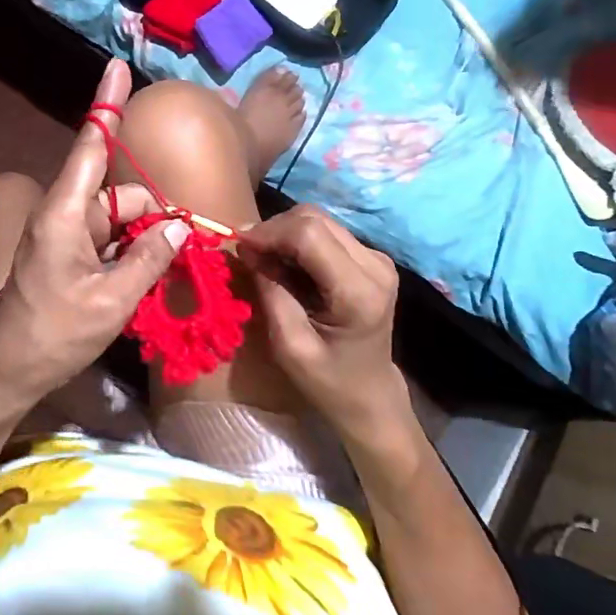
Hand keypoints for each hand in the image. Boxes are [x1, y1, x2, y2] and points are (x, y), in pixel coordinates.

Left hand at [0, 60, 189, 409]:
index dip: (106, 106)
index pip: (89, 147)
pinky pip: (108, 239)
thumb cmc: (57, 335)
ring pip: (117, 220)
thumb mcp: (113, 300)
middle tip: (178, 252)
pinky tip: (140, 282)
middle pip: (119, 195)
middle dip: (151, 215)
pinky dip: (128, 253)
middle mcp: (62, 214)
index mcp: (64, 214)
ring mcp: (63, 235)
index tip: (117, 68)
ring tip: (154, 279)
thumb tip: (180, 224)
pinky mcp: (66, 254)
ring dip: (142, 241)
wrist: (11, 372)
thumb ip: (150, 257)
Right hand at [238, 205, 403, 430]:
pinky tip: (285, 264)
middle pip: (314, 219)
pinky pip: (325, 232)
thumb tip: (247, 248)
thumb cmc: (327, 381)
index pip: (309, 235)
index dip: (269, 232)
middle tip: (247, 254)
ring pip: (318, 220)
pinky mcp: (370, 257)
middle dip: (273, 230)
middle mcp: (375, 265)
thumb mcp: (288, 345)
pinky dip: (297, 240)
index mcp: (358, 292)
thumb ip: (270, 292)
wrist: (369, 395)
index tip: (239, 246)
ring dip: (284, 234)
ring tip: (264, 260)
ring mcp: (376, 258)